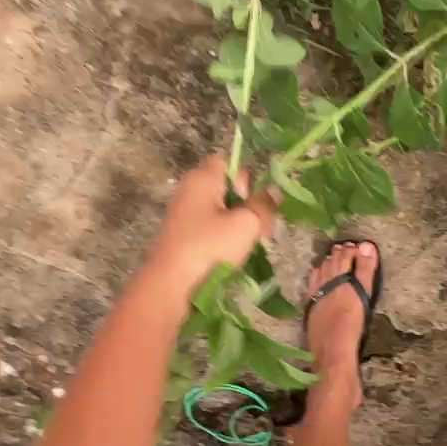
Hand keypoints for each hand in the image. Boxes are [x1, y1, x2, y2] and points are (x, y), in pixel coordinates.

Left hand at [146, 154, 279, 291]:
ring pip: (220, 209)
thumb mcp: (247, 224)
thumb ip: (263, 205)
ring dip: (238, 223)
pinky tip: (234, 253)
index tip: (256, 198)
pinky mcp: (183, 235)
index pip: (228, 160)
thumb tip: (274, 191)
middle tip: (260, 224)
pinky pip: (210, 226)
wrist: (172, 285)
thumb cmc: (210, 247)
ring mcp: (184, 213)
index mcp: (202, 178)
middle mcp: (190, 190)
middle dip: (247, 202)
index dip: (246, 175)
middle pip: (225, 186)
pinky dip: (224, 236)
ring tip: (250, 242)